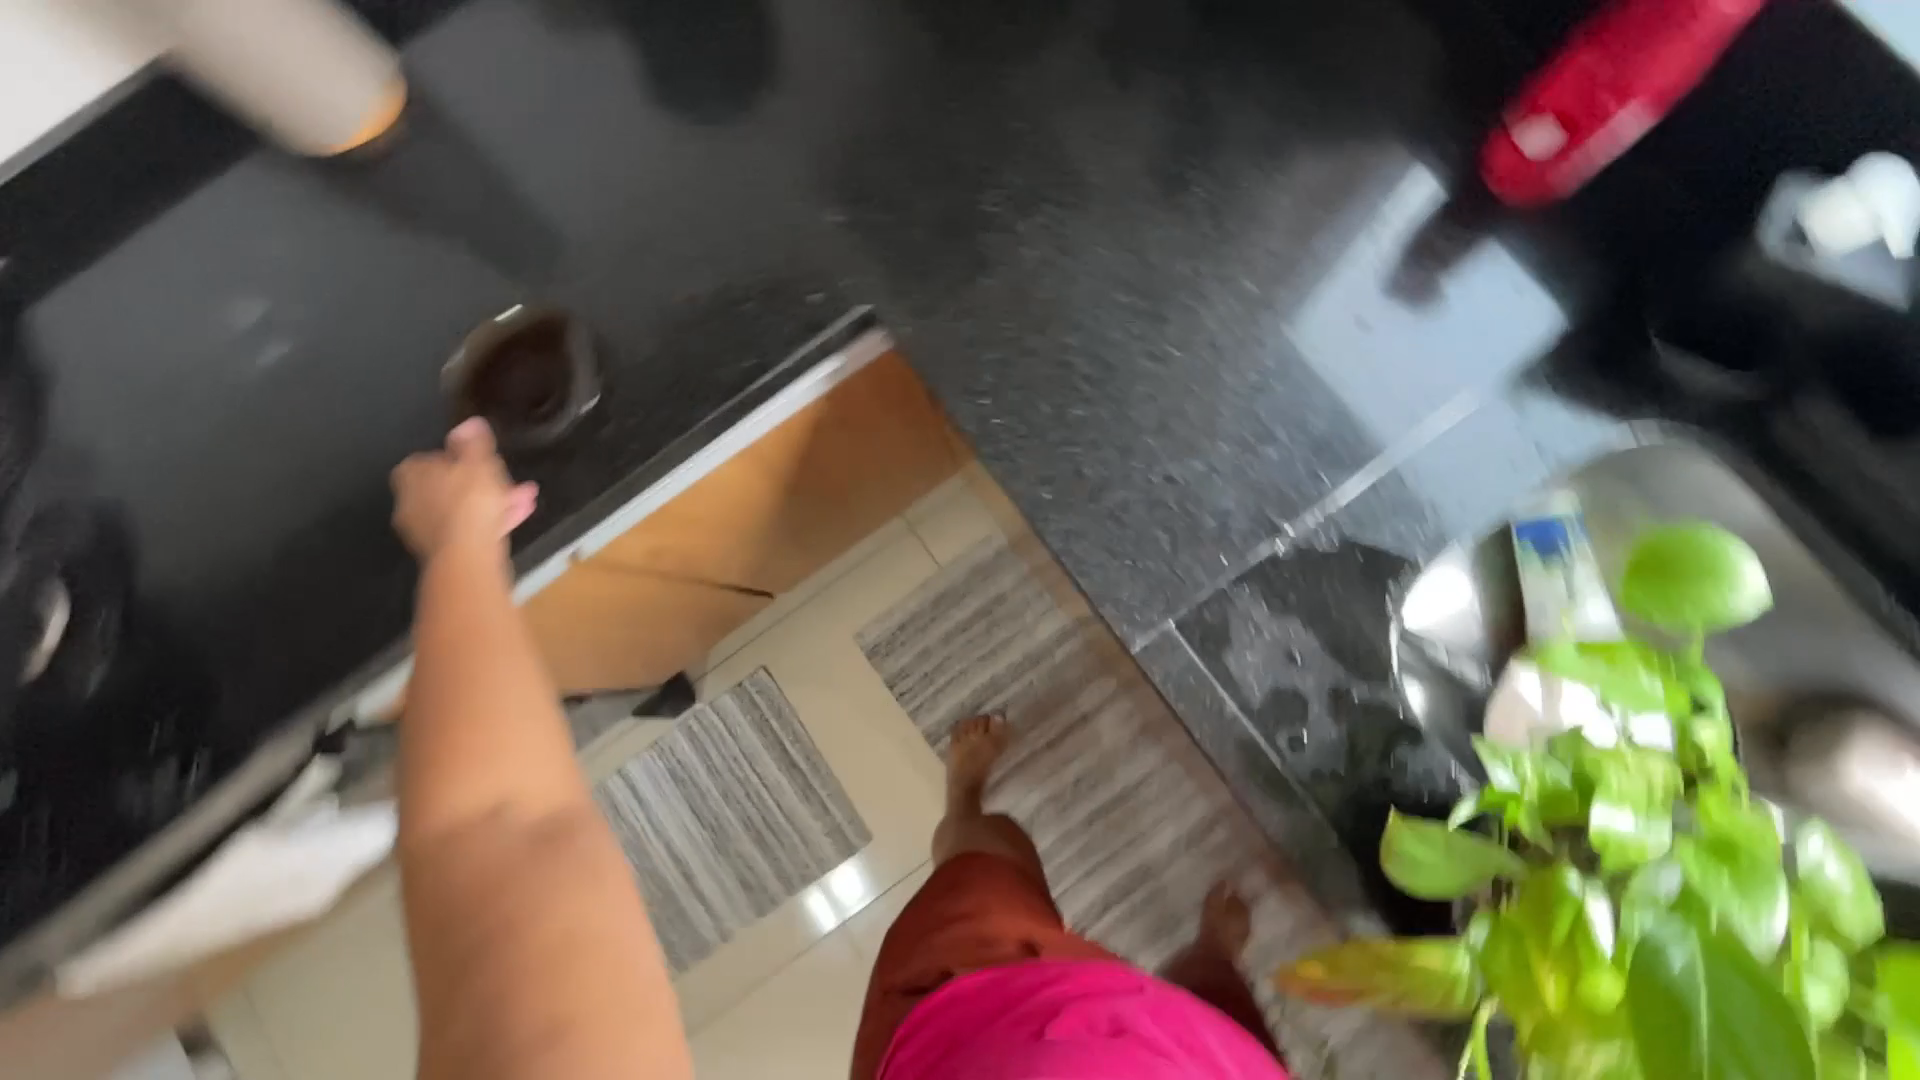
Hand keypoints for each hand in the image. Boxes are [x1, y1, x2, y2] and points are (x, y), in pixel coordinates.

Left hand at [391, 418, 537, 561]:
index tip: (488, 464)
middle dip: (484, 484)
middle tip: (512, 485)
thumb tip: (470, 422)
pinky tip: (514, 520)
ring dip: (492, 503)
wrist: (465, 554)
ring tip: (523, 502)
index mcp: (412, 474)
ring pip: (463, 509)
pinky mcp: (440, 549)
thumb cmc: (469, 501)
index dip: (463, 460)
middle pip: (451, 486)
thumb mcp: (479, 463)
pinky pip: (467, 529)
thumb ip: (475, 442)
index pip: (435, 458)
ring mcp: (423, 527)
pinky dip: (489, 522)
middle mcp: (410, 499)